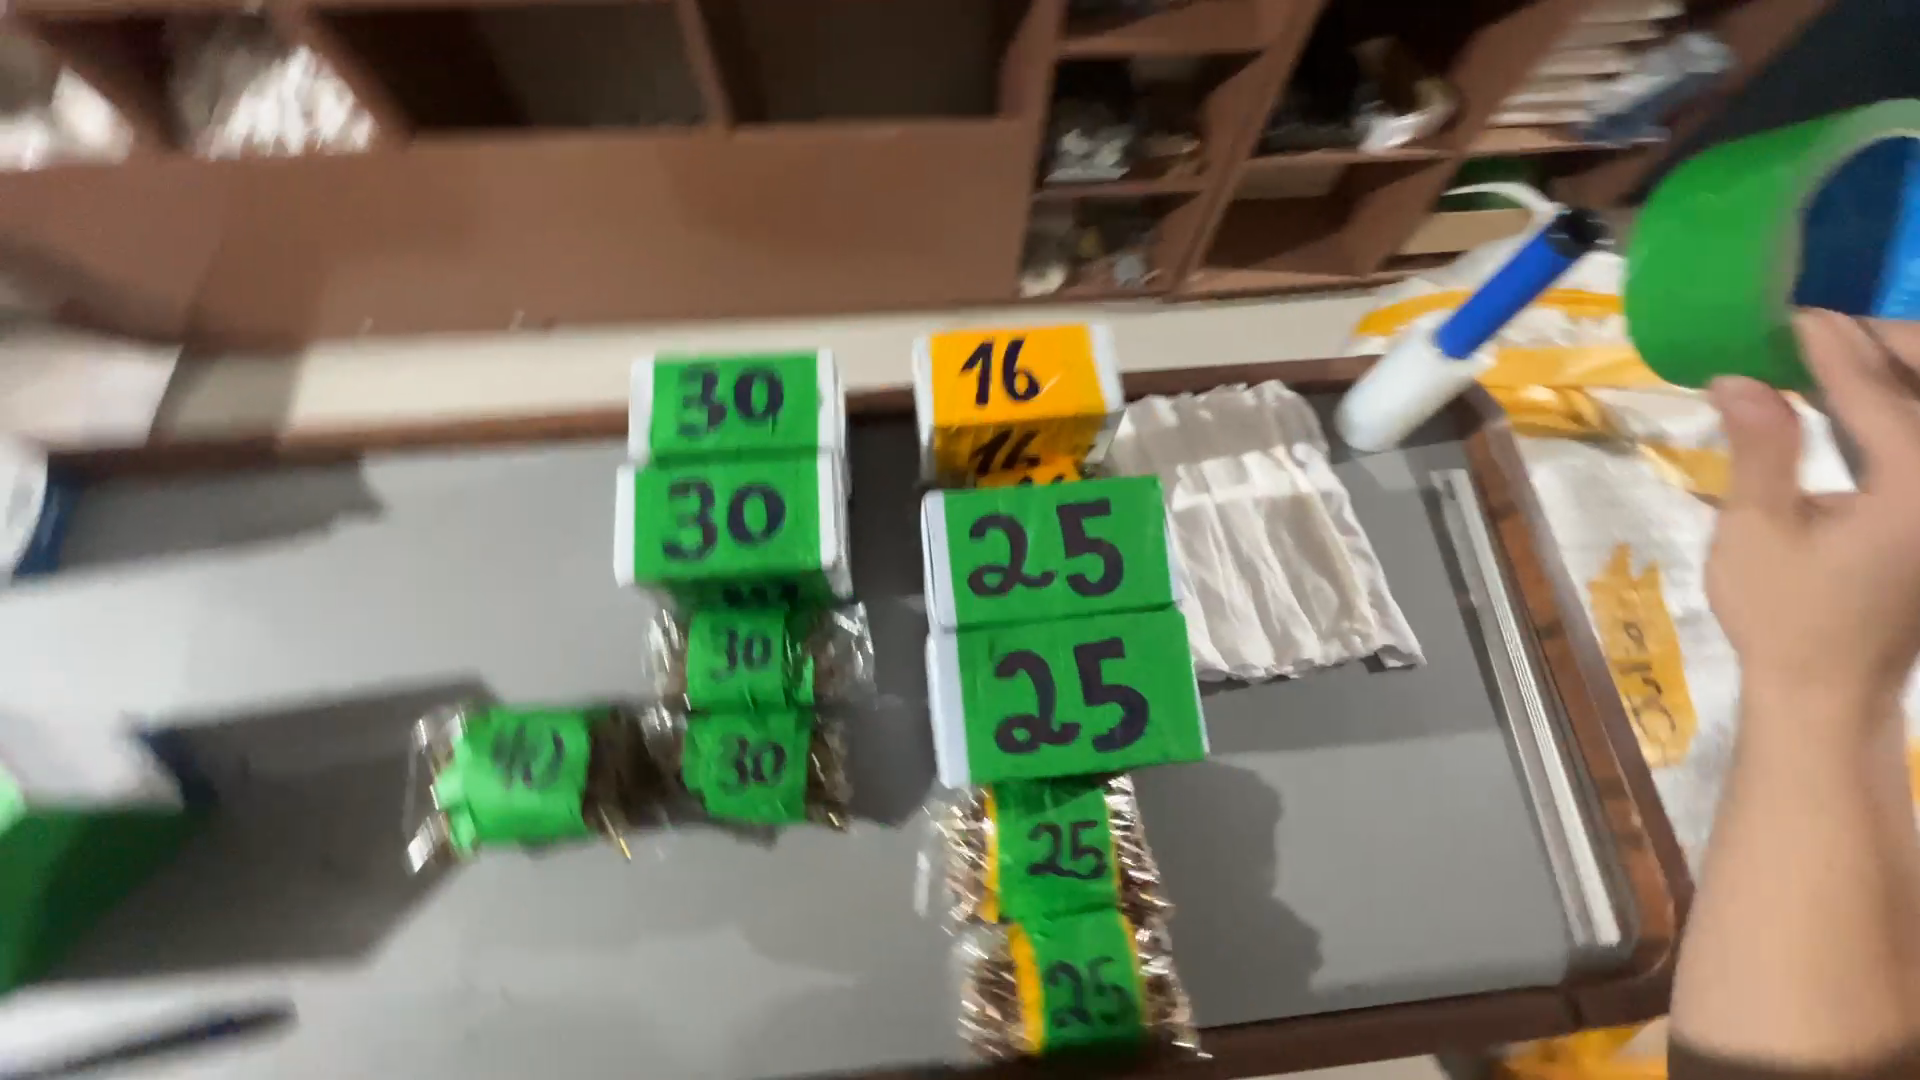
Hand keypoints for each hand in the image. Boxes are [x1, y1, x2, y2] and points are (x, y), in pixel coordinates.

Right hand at [1706, 310, 1919, 716]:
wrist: (1829, 680)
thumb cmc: (1782, 610)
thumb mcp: (1755, 530)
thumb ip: (1760, 449)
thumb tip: (1738, 380)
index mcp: (1918, 487)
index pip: (1879, 397)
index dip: (1834, 352)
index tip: (1797, 317)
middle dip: (1893, 347)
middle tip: (1825, 332)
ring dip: (1903, 376)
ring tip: (1845, 356)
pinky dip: (1901, 412)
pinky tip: (1864, 404)